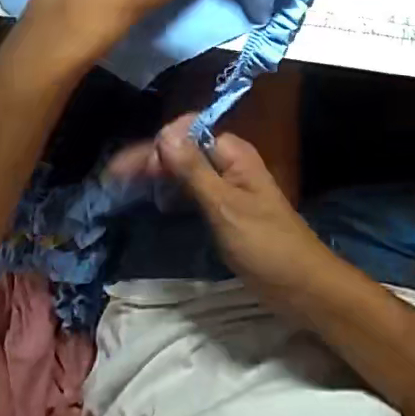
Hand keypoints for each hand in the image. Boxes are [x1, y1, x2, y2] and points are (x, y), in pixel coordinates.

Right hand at [109, 115, 339, 310]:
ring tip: (124, 188)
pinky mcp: (227, 211)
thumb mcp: (224, 206)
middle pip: (185, 149)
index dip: (158, 145)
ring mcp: (230, 187)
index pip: (188, 132)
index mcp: (235, 153)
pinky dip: (173, 193)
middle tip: (114, 180)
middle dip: (151, 159)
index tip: (129, 169)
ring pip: (188, 171)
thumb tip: (164, 131)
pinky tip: (155, 202)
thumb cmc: (265, 244)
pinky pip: (194, 192)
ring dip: (159, 175)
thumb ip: (194, 169)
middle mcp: (231, 164)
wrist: (300, 284)